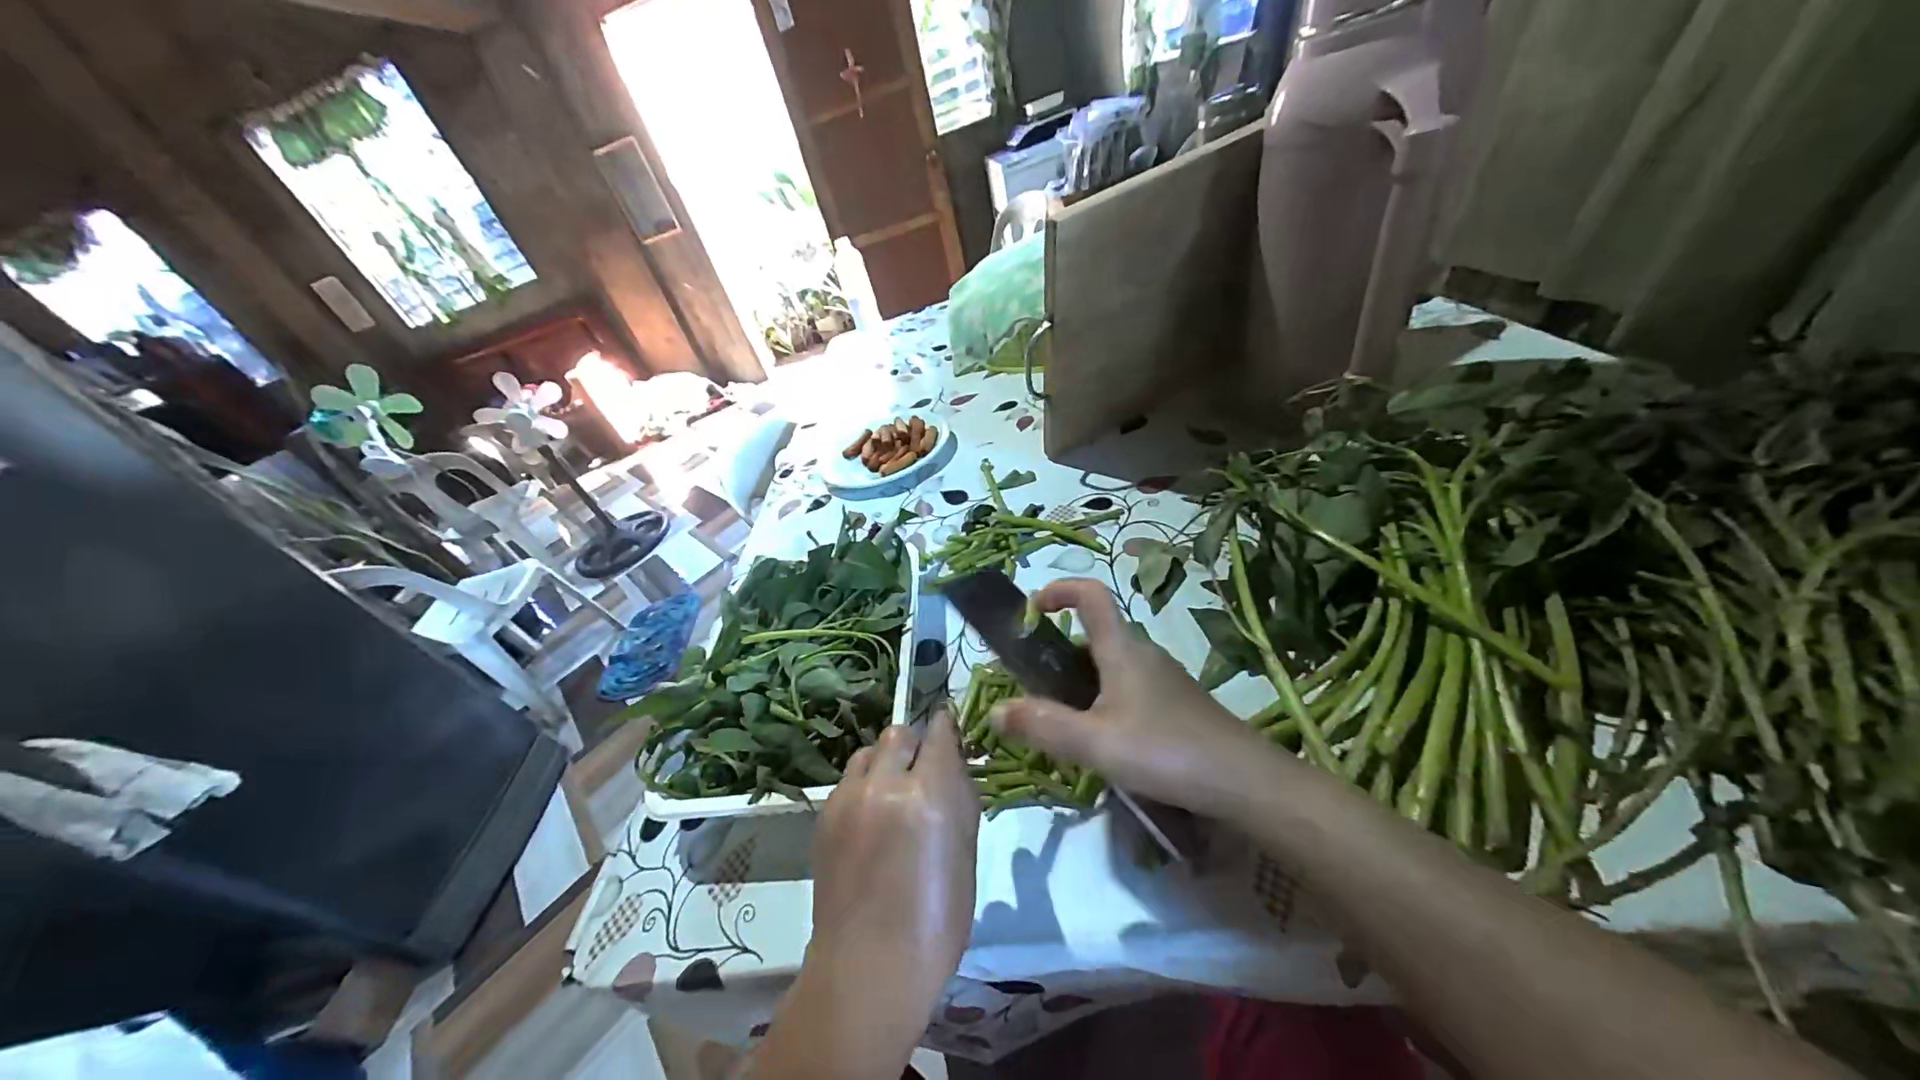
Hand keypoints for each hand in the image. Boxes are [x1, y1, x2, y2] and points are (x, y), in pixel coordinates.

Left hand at [807, 709, 979, 1017]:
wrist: (867, 967)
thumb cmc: (935, 923)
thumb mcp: (966, 856)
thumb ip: (960, 801)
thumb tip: (955, 769)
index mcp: (928, 794)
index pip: (939, 733)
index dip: (948, 727)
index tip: (952, 730)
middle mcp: (883, 784)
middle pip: (899, 733)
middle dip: (916, 744)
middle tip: (925, 772)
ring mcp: (846, 798)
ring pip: (868, 752)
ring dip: (886, 761)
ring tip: (894, 794)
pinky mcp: (823, 816)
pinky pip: (848, 780)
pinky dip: (864, 785)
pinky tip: (871, 820)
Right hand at [991, 578, 1275, 816]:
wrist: (1245, 782)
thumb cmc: (1167, 752)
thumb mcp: (1095, 743)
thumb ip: (1043, 726)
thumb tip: (995, 710)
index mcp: (1122, 650)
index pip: (1090, 595)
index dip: (1058, 590)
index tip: (1031, 611)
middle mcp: (1144, 655)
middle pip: (1095, 637)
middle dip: (1059, 656)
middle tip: (1036, 694)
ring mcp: (1165, 680)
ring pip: (1111, 669)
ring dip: (1081, 685)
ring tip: (1065, 728)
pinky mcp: (1177, 706)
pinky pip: (1130, 691)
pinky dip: (1106, 705)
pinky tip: (1106, 748)